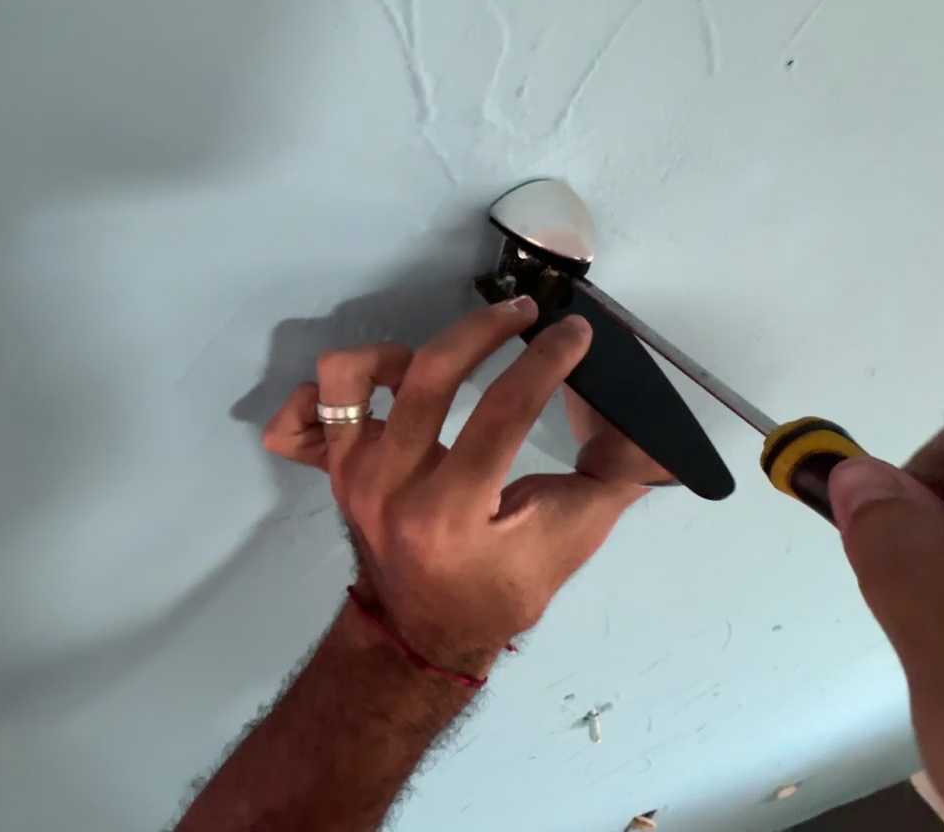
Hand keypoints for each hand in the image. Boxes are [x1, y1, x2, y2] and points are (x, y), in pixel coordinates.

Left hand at [261, 297, 670, 675]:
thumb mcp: (569, 540)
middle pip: (425, 378)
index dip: (545, 362)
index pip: (502, 414)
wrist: (419, 630)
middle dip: (481, 330)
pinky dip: (331, 391)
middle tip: (520, 313)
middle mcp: (389, 487)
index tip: (572, 332)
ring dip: (393, 354)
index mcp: (453, 514)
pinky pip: (303, 411)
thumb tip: (641, 411)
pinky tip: (377, 391)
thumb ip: (610, 473)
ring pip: (345, 377)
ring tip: (430, 364)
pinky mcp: (331, 465)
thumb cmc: (498, 590)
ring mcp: (350, 472)